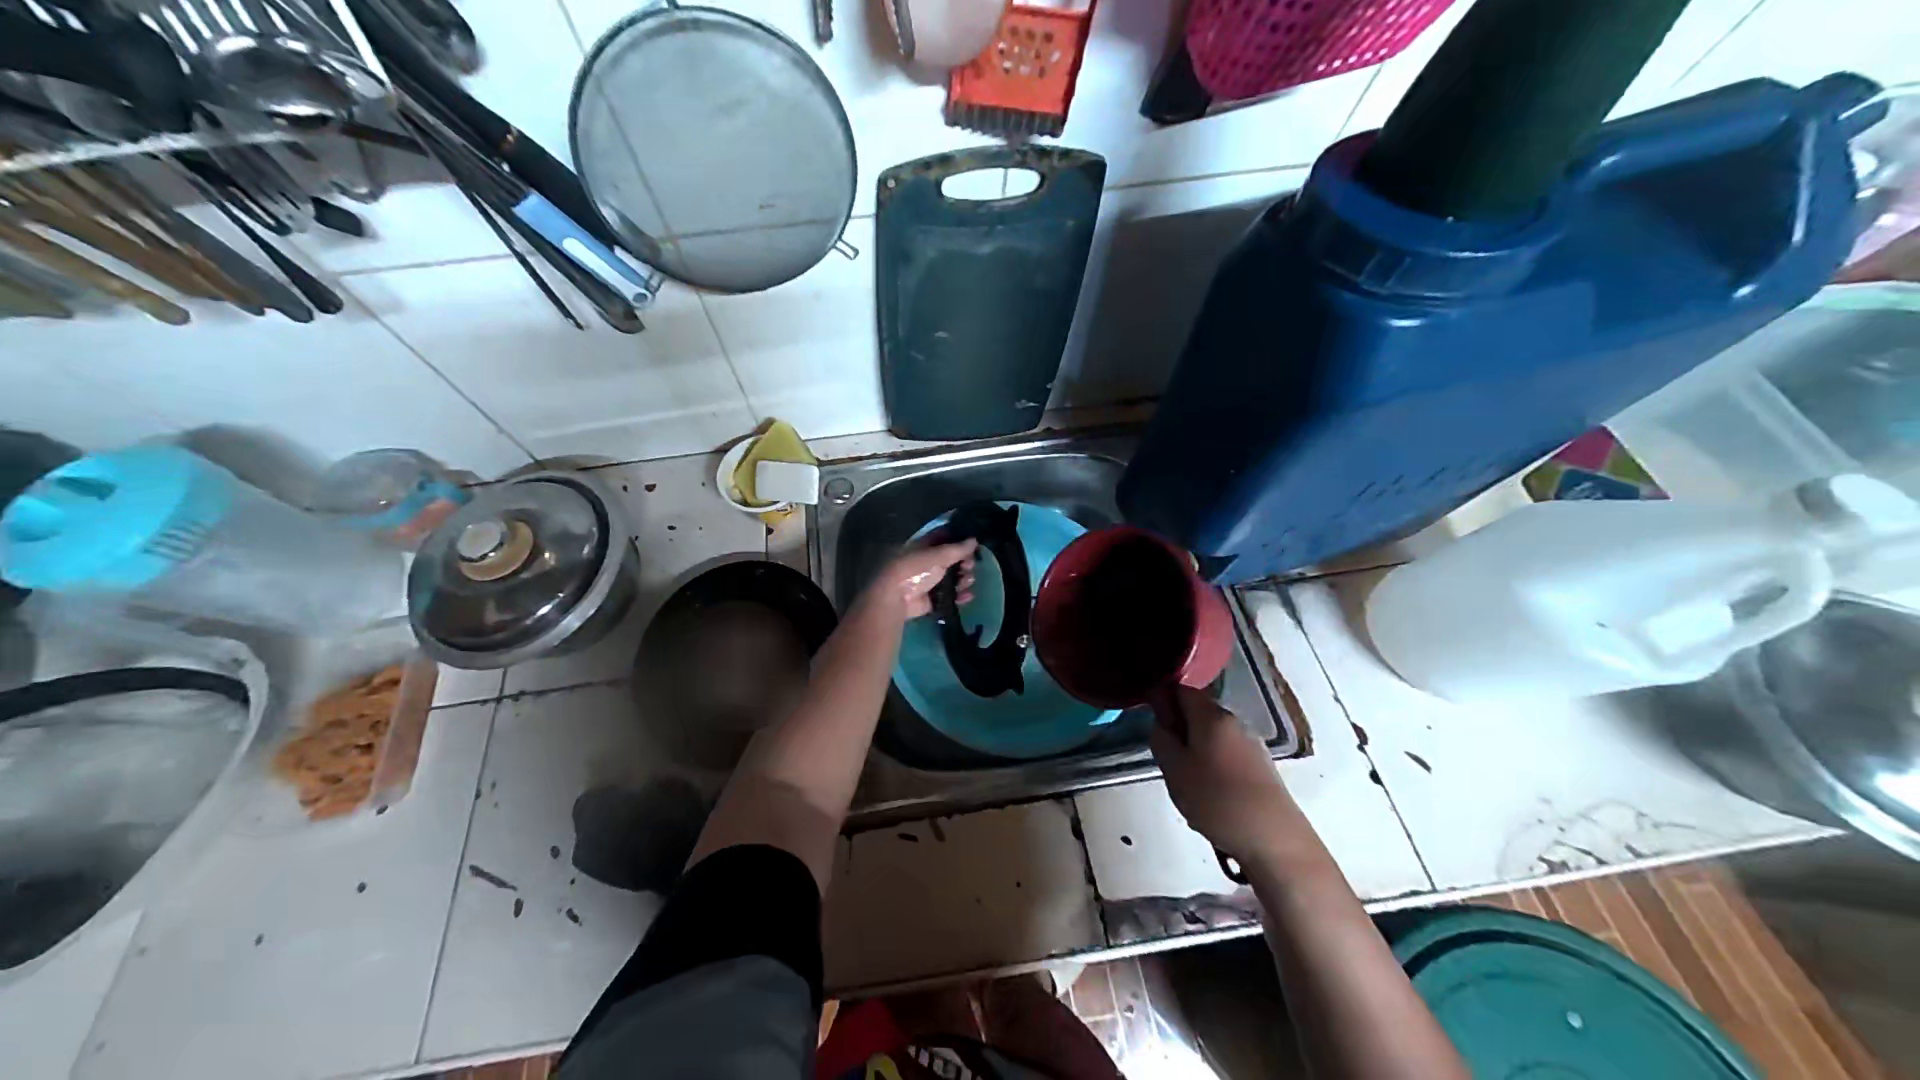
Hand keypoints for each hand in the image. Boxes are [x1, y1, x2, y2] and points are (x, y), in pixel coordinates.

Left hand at [860, 539, 976, 619]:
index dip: (960, 541)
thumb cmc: (915, 569)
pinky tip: (967, 596)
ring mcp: (929, 581)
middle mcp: (927, 562)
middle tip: (969, 567)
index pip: (945, 539)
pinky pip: (950, 596)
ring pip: (952, 579)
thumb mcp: (938, 555)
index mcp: (925, 547)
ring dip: (963, 579)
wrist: (896, 597)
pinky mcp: (931, 599)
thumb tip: (974, 540)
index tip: (974, 546)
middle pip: (952, 561)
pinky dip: (959, 596)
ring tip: (967, 582)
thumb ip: (958, 549)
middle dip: (964, 563)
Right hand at [1150, 686, 1300, 862]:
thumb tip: (1161, 724)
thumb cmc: (1217, 800)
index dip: (1162, 700)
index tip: (1152, 724)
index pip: (1181, 690)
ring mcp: (1252, 744)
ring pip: (1213, 735)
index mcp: (1212, 716)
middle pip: (1199, 713)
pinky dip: (1214, 764)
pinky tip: (1212, 794)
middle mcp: (1235, 722)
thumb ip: (1161, 740)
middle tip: (1167, 759)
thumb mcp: (1174, 770)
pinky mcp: (1262, 767)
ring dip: (1196, 749)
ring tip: (1188, 782)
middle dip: (1179, 729)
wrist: (1274, 840)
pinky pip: (1228, 754)